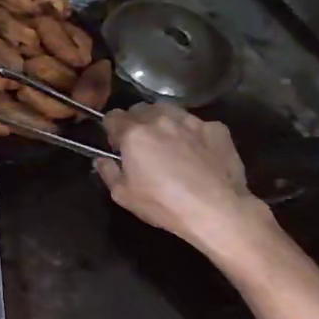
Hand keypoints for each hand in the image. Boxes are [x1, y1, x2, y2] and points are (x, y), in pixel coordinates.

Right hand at [96, 105, 269, 253]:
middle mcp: (161, 120)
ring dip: (162, 121)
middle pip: (141, 108)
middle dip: (136, 122)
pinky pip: (197, 123)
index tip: (116, 144)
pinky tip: (196, 151)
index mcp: (134, 134)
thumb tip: (101, 159)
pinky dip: (191, 132)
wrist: (216, 209)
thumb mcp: (123, 195)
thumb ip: (107, 171)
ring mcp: (192, 122)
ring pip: (169, 110)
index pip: (113, 116)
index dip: (111, 129)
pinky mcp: (217, 128)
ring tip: (167, 141)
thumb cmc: (162, 204)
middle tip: (141, 144)